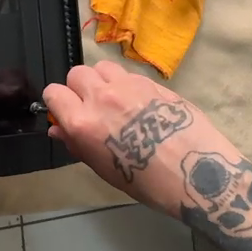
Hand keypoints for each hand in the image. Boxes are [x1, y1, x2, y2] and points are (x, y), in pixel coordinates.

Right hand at [43, 62, 230, 216]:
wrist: (197, 173)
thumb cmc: (147, 183)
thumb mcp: (104, 170)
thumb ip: (78, 144)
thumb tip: (58, 130)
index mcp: (84, 123)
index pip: (54, 94)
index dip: (56, 103)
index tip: (64, 113)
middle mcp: (101, 97)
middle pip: (76, 74)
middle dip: (78, 89)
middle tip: (90, 108)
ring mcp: (128, 85)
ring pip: (101, 67)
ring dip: (101, 80)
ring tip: (113, 100)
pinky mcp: (151, 81)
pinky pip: (126, 74)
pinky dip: (124, 84)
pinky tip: (138, 103)